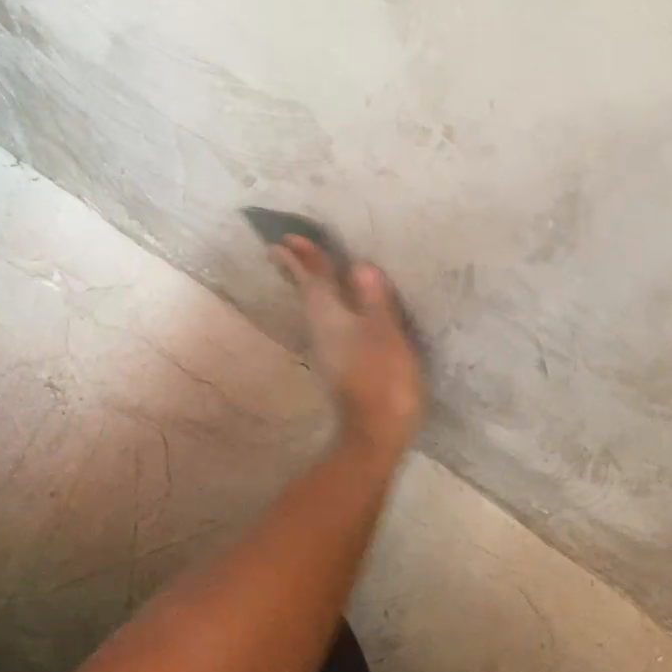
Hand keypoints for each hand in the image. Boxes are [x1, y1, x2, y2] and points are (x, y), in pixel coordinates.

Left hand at [270, 234, 423, 457]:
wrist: (375, 431)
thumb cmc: (382, 378)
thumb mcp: (385, 333)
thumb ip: (373, 299)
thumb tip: (360, 266)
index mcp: (331, 316)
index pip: (314, 279)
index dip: (304, 258)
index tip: (285, 240)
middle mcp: (321, 330)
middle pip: (307, 293)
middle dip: (299, 270)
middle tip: (287, 250)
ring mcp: (327, 350)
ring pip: (314, 309)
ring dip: (309, 288)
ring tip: (307, 272)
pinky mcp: (338, 365)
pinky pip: (326, 324)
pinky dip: (325, 308)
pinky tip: (335, 310)